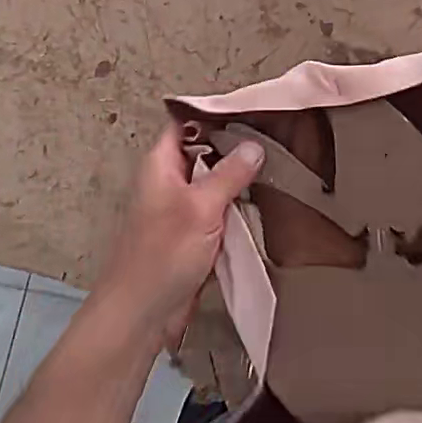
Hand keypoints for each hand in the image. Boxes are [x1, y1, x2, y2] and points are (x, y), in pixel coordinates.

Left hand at [95, 124, 261, 342]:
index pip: (187, 122)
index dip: (215, 112)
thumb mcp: (200, 207)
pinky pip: (222, 205)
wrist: (141, 316)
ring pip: (217, 178)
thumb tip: (256, 145)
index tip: (253, 106)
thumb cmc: (162, 255)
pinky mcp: (196, 231)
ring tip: (280, 157)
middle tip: (277, 131)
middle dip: (237, 141)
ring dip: (242, 173)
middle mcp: (171, 179)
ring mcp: (183, 206)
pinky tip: (268, 194)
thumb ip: (230, 173)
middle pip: (206, 148)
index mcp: (161, 164)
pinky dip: (241, 199)